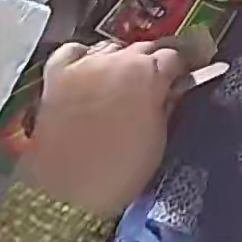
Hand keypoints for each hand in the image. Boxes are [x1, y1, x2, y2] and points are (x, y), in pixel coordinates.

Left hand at [20, 41, 185, 217]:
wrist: (64, 195)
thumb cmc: (120, 173)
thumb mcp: (158, 140)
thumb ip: (168, 105)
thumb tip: (174, 89)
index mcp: (150, 74)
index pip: (175, 56)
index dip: (181, 67)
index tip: (184, 76)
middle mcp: (119, 59)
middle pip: (144, 47)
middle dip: (153, 61)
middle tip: (156, 81)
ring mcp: (86, 63)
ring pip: (112, 47)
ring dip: (121, 60)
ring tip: (122, 80)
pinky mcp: (57, 73)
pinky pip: (76, 51)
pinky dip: (85, 56)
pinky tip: (89, 70)